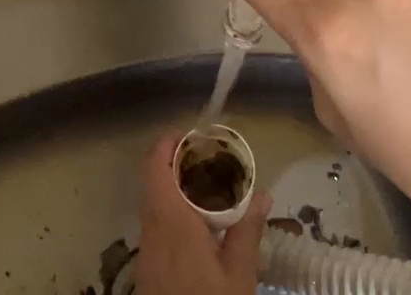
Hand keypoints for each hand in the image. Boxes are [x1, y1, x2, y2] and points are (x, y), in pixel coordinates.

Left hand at [135, 130, 270, 294]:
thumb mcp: (239, 274)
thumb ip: (248, 230)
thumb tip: (263, 193)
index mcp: (171, 220)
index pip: (155, 165)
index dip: (169, 143)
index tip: (196, 136)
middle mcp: (152, 227)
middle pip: (154, 179)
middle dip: (179, 162)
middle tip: (213, 161)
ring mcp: (147, 248)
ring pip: (155, 201)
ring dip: (178, 188)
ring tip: (213, 190)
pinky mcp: (148, 266)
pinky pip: (157, 223)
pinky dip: (176, 211)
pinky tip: (202, 225)